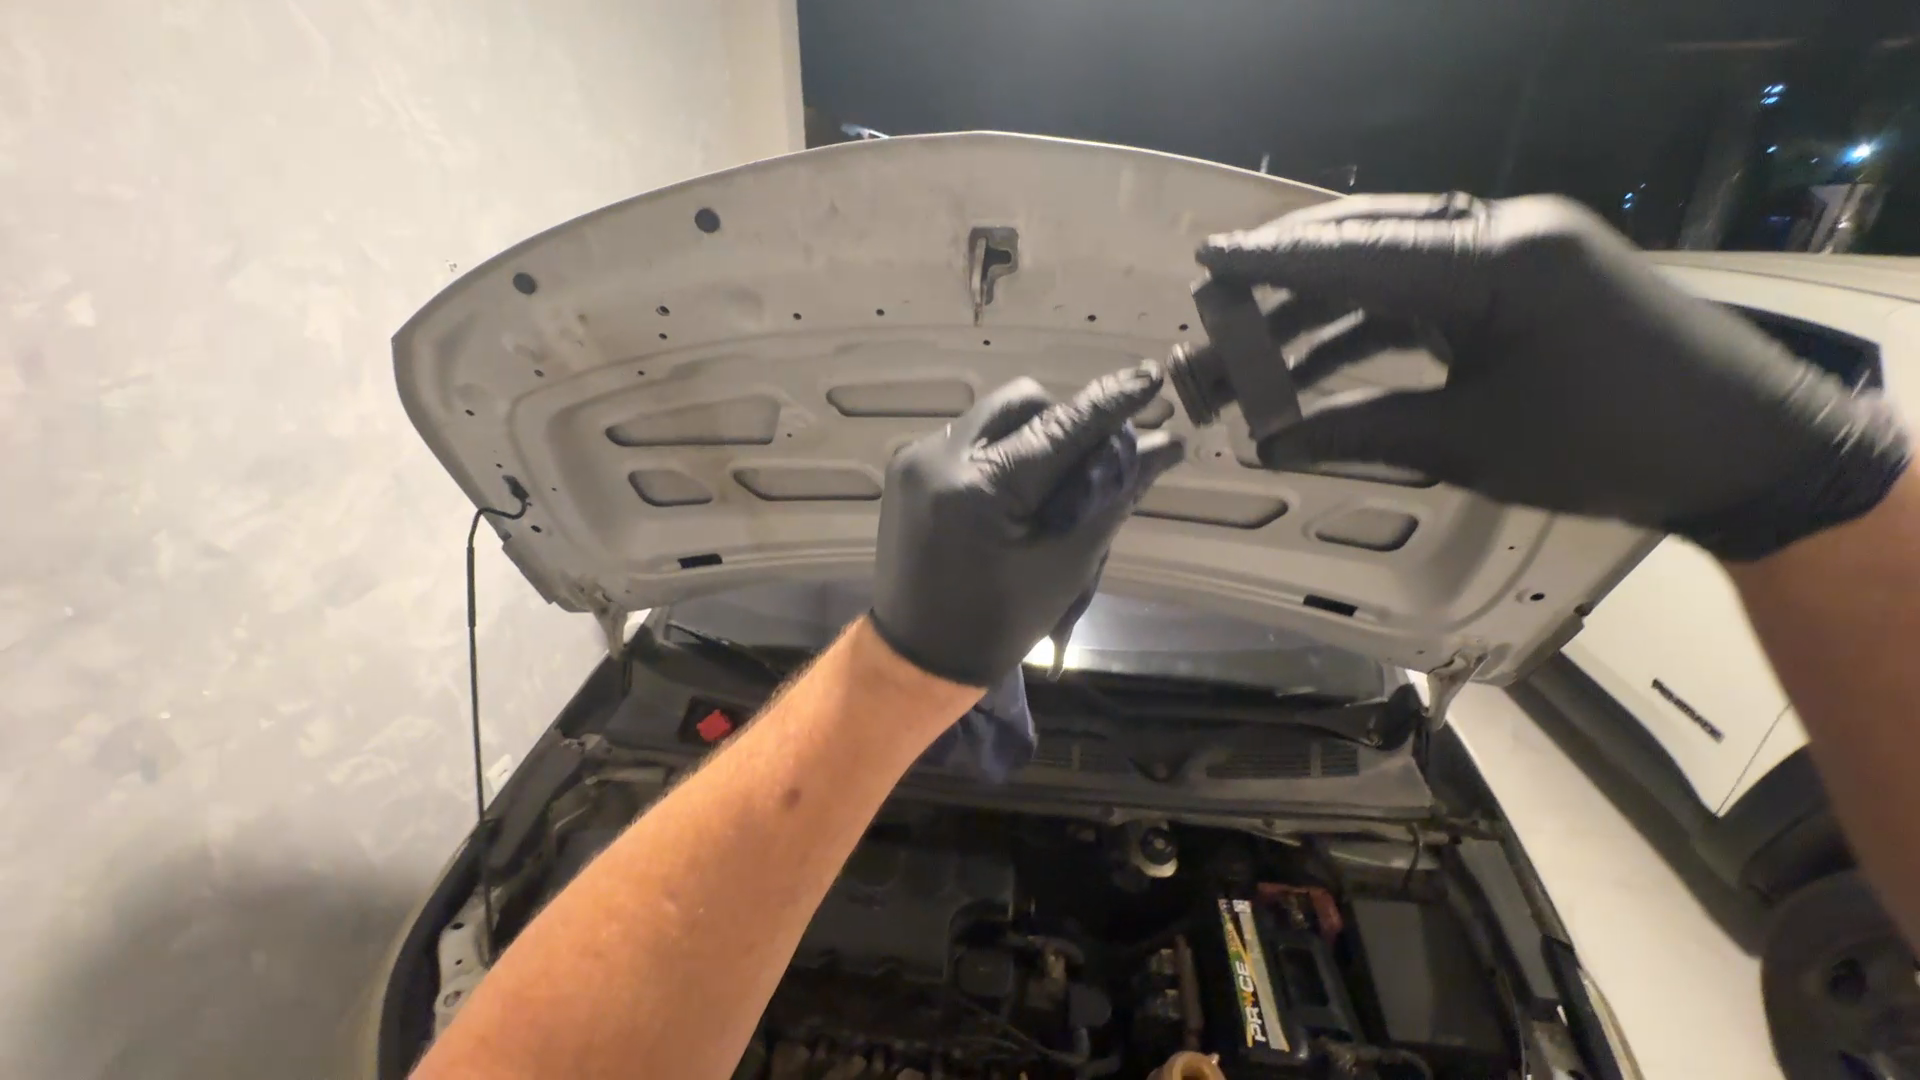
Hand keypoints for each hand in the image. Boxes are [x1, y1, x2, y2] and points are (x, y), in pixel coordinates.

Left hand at [870, 365, 1184, 686]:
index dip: (1109, 403)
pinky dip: (1000, 450)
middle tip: (1090, 459)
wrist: (917, 656)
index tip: (1150, 376)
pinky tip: (1011, 492)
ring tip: (1050, 481)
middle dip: (1064, 419)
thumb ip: (1111, 498)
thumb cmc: (998, 623)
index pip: (1060, 429)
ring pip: (993, 415)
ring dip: (1032, 433)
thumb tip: (1163, 448)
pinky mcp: (906, 468)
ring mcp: (915, 458)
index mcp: (977, 488)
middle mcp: (939, 457)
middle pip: (1021, 401)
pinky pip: (967, 436)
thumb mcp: (1064, 565)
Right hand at [1198, 192, 1909, 560]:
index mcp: (1497, 261)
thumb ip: (1358, 430)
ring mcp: (1514, 254)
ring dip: (1319, 308)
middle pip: (1369, 238)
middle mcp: (1503, 236)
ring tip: (1251, 347)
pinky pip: (1421, 293)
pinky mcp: (1519, 283)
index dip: (1274, 260)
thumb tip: (1269, 444)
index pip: (1359, 252)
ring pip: (1390, 266)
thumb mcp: (1467, 441)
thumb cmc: (1605, 445)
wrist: (1740, 449)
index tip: (1205, 259)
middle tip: (1218, 297)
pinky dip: (1365, 326)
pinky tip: (1315, 360)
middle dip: (1286, 273)